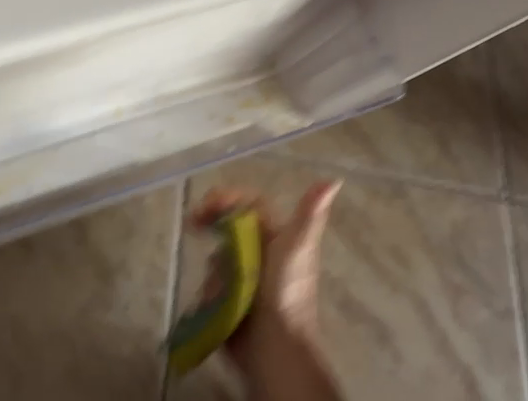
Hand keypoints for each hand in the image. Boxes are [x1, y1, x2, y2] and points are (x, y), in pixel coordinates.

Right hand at [191, 180, 342, 400]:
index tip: (208, 202)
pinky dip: (210, 293)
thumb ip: (309, 213)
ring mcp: (244, 279)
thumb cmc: (288, 292)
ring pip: (217, 259)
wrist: (277, 348)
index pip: (249, 204)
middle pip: (227, 229)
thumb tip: (333, 180)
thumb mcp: (298, 246)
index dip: (229, 197)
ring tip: (221, 288)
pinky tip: (216, 303)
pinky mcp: (231, 302)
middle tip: (193, 225)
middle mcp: (260, 254)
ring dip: (215, 271)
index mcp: (276, 237)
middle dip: (212, 229)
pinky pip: (211, 287)